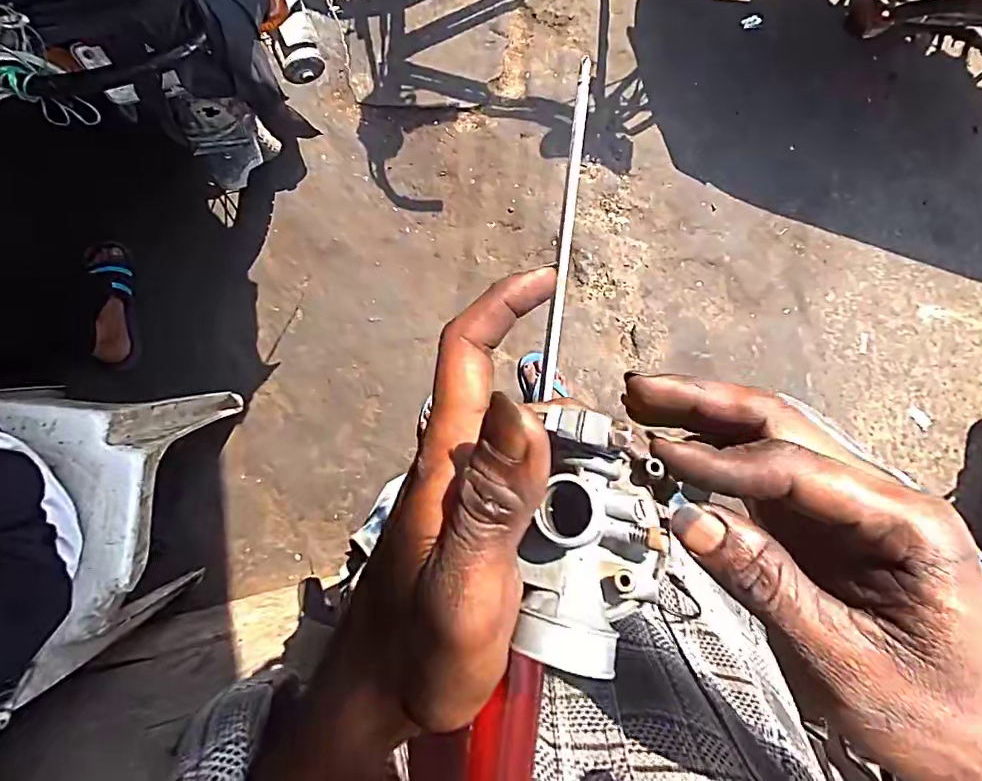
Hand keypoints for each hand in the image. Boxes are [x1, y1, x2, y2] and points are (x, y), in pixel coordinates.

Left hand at [255, 268, 557, 779]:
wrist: (378, 700)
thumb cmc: (415, 652)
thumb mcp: (463, 581)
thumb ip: (491, 499)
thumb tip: (516, 407)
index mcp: (444, 459)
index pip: (463, 355)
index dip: (499, 306)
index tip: (542, 281)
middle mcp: (450, 459)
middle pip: (501, 391)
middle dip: (559, 399)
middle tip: (603, 450)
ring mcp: (458, 486)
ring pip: (516, 434)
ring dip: (563, 445)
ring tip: (594, 496)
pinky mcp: (469, 512)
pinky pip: (516, 471)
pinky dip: (554, 473)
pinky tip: (570, 513)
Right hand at [643, 382, 981, 780]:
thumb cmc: (940, 724)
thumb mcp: (848, 663)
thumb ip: (767, 584)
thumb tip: (695, 522)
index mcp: (912, 523)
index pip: (799, 468)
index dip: (724, 461)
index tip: (665, 457)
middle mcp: (882, 498)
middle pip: (784, 425)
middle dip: (708, 403)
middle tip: (647, 391)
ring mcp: (847, 508)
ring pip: (769, 439)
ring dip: (706, 418)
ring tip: (650, 402)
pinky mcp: (821, 527)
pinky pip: (761, 478)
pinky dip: (715, 459)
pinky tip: (681, 448)